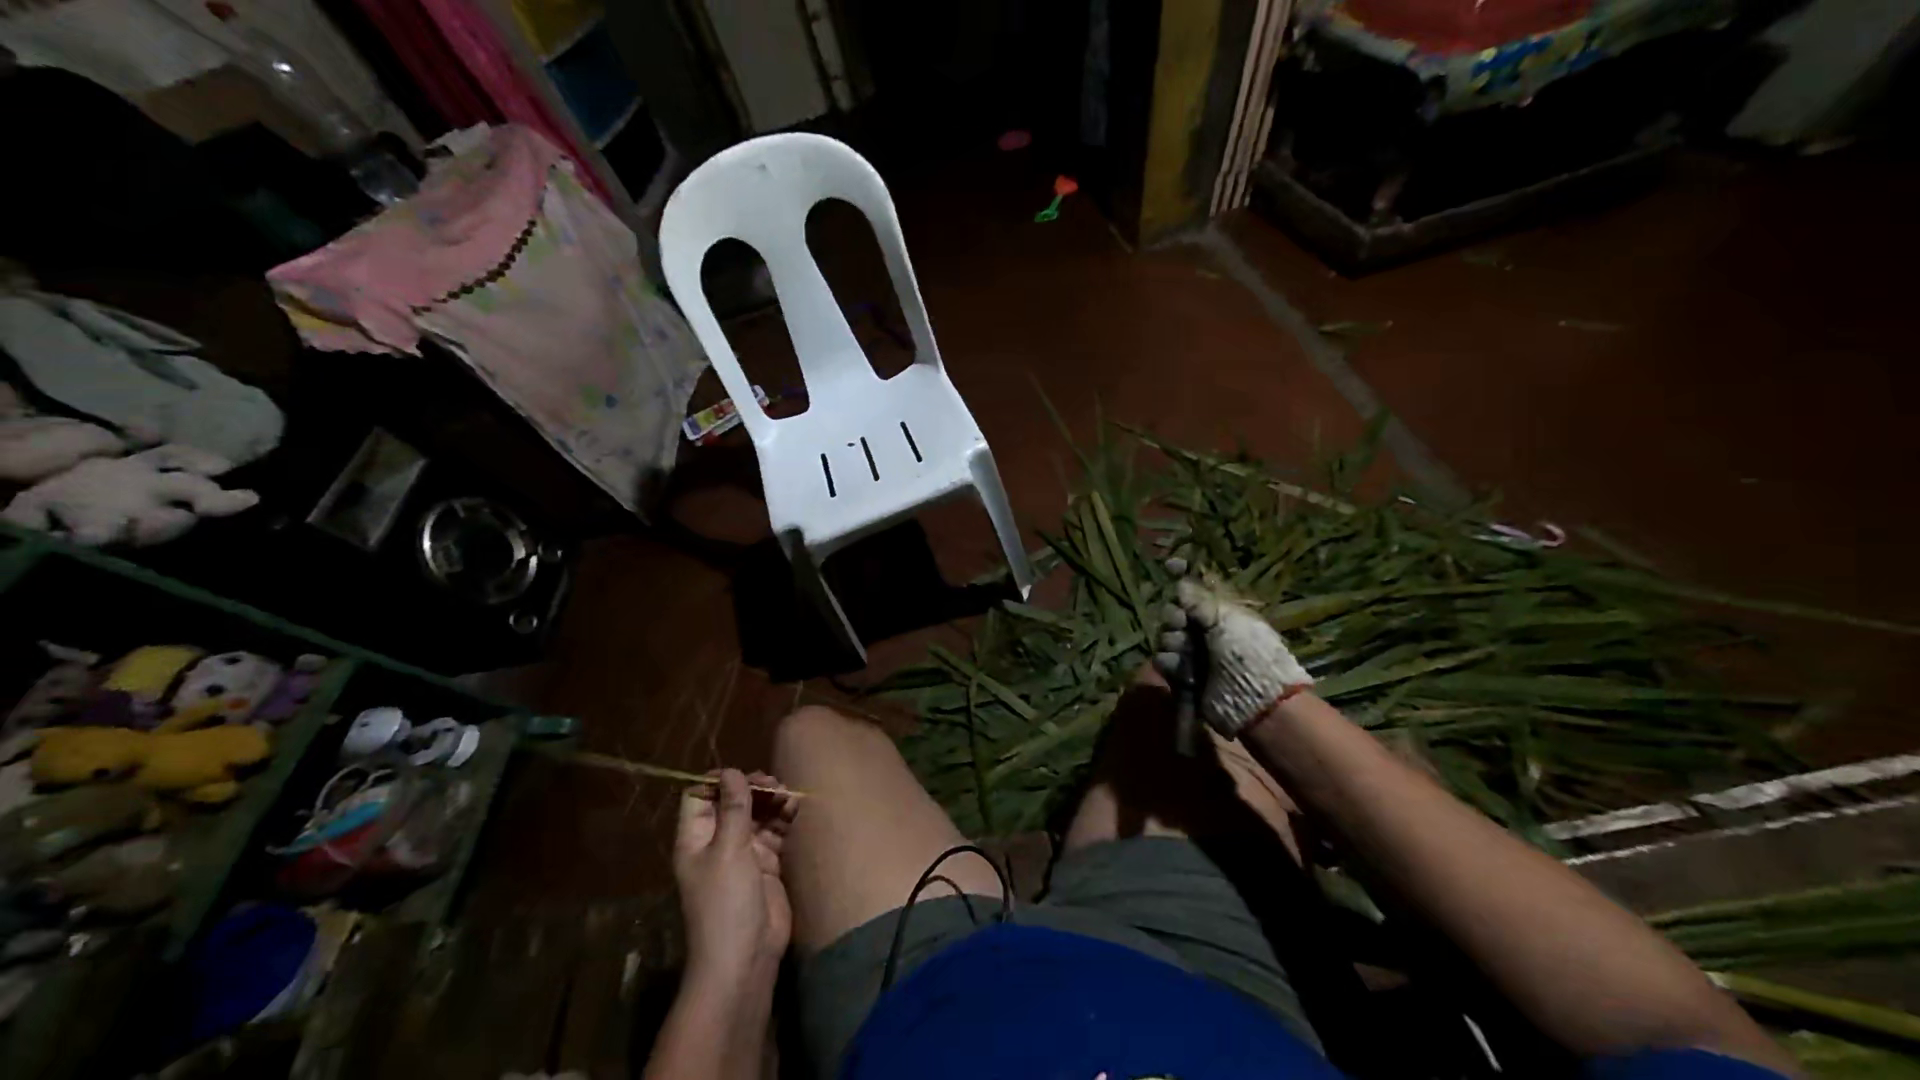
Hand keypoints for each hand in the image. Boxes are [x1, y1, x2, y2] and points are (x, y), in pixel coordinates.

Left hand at [674, 769, 799, 989]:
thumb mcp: (728, 850)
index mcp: (695, 839)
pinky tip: (797, 809)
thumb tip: (731, 771)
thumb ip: (734, 809)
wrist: (745, 958)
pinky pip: (774, 834)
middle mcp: (717, 843)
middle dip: (752, 789)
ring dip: (771, 803)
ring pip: (757, 817)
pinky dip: (784, 820)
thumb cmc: (726, 902)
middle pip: (733, 804)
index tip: (743, 773)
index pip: (699, 797)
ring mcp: (742, 856)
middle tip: (775, 784)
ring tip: (789, 795)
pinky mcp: (766, 867)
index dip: (718, 781)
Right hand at [1154, 573, 1312, 738]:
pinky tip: (1181, 669)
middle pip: (1173, 613)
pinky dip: (1170, 663)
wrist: (1253, 699)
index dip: (1180, 578)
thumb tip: (1180, 583)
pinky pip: (1163, 661)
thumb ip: (1200, 602)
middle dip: (1174, 617)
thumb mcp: (1228, 620)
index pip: (1193, 590)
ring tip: (1185, 652)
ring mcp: (1192, 654)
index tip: (1170, 567)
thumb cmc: (1248, 653)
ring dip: (1172, 641)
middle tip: (1181, 623)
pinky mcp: (1181, 676)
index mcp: (1218, 613)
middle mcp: (1203, 631)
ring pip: (1165, 637)